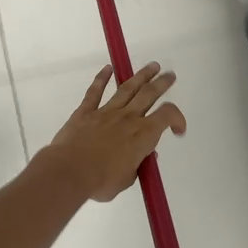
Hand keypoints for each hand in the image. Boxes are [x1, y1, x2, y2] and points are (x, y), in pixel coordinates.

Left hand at [42, 63, 185, 201]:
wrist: (69, 171)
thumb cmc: (101, 181)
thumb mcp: (127, 180)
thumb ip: (136, 166)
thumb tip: (140, 157)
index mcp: (142, 135)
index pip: (167, 116)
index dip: (177, 118)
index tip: (177, 129)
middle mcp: (128, 118)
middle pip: (149, 94)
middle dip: (162, 83)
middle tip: (169, 75)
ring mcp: (106, 112)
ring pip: (127, 88)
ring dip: (141, 76)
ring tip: (151, 66)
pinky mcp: (85, 111)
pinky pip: (95, 91)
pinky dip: (102, 78)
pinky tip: (108, 69)